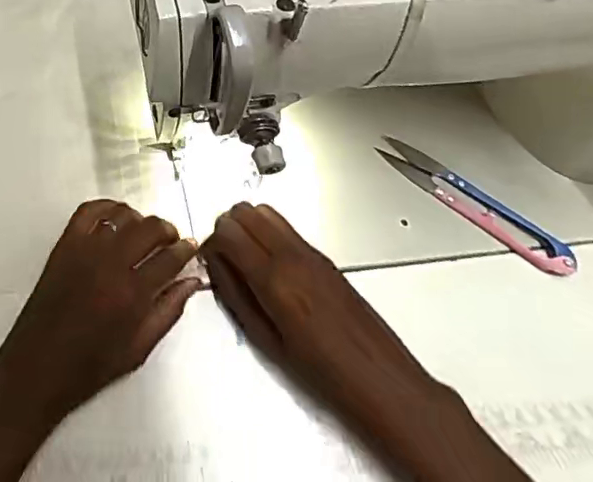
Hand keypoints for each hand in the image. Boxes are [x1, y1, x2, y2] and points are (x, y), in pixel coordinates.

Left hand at [0, 199, 199, 481]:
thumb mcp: (140, 348)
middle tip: (172, 239)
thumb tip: (191, 283)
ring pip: (122, 215)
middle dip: (168, 231)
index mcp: (133, 294)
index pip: (170, 258)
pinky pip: (89, 211)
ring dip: (140, 219)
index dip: (186, 250)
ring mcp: (85, 250)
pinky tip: (116, 216)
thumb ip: (168, 310)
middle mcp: (111, 264)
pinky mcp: (65, 244)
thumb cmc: (90, 364)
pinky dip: (106, 207)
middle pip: (149, 229)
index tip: (191, 248)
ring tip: (145, 230)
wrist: (40, 363)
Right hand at [201, 202, 526, 480]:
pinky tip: (269, 265)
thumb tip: (214, 267)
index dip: (210, 242)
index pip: (227, 231)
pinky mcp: (325, 256)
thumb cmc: (327, 375)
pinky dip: (267, 232)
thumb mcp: (267, 342)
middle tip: (223, 256)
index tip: (208, 259)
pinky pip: (285, 226)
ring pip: (265, 211)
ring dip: (246, 226)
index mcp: (274, 279)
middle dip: (226, 228)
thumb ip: (235, 296)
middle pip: (243, 211)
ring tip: (245, 258)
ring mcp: (311, 252)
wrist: (384, 382)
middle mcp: (293, 256)